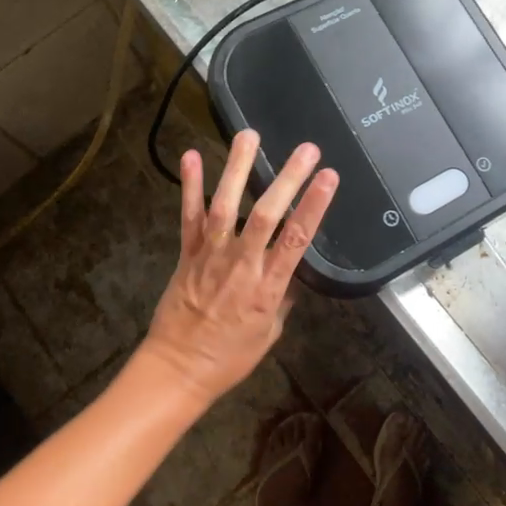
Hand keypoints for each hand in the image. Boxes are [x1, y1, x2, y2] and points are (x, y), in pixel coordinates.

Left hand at [139, 130, 338, 405]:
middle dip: (287, 180)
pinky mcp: (187, 254)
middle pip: (265, 216)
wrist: (177, 370)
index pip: (296, 240)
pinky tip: (191, 155)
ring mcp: (210, 256)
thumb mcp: (270, 332)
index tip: (328, 176)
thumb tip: (292, 268)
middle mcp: (241, 266)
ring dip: (238, 169)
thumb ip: (282, 295)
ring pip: (225, 206)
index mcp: (267, 288)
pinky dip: (190, 185)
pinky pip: (188, 216)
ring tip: (249, 135)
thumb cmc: (230, 357)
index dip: (313, 206)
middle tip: (306, 149)